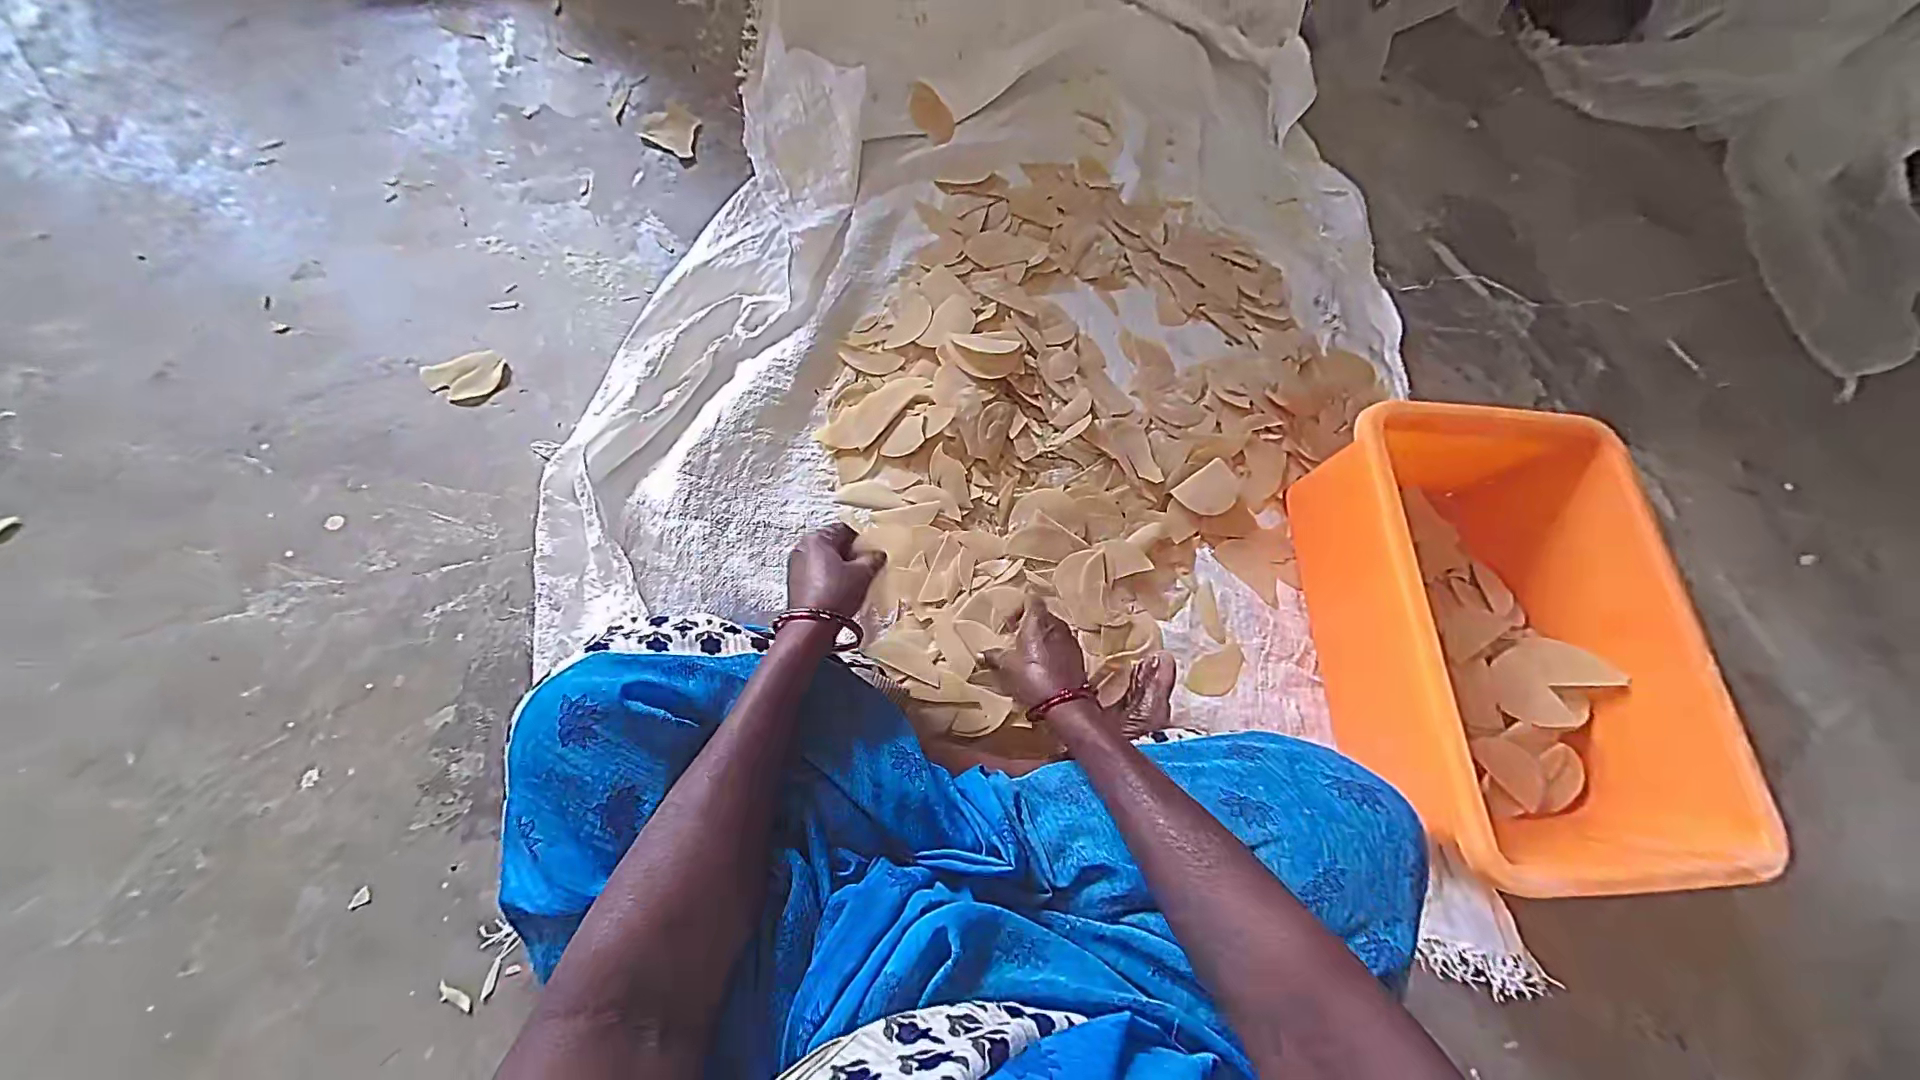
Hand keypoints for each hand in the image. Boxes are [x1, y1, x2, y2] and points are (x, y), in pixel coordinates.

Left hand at [786, 523, 884, 616]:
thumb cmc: (834, 595)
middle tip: (865, 565)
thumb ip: (873, 558)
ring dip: (839, 566)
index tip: (871, 550)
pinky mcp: (795, 582)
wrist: (812, 625)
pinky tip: (840, 588)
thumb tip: (877, 555)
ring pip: (824, 559)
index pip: (844, 529)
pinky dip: (828, 576)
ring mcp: (796, 565)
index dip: (861, 539)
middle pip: (832, 543)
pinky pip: (816, 572)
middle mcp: (803, 548)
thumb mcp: (862, 574)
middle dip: (849, 553)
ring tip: (853, 579)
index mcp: (817, 539)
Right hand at [986, 597, 1087, 707]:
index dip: (1019, 608)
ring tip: (1027, 657)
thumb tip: (983, 654)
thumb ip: (994, 656)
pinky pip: (1062, 647)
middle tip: (1015, 640)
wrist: (1065, 703)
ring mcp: (1070, 640)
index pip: (1031, 600)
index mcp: (1038, 621)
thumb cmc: (1033, 678)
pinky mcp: (1078, 656)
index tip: (1009, 624)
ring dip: (1041, 639)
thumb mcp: (1006, 667)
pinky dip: (1052, 652)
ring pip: (1053, 631)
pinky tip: (1042, 669)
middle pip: (1042, 616)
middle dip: (1028, 626)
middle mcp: (1057, 625)